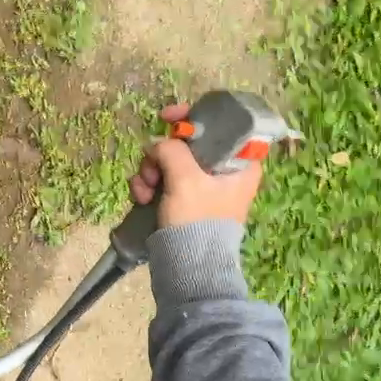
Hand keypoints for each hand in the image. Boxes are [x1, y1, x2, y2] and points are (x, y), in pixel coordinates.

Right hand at [129, 103, 264, 227]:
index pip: (221, 125)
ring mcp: (200, 187)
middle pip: (186, 144)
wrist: (188, 264)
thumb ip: (172, 150)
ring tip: (144, 191)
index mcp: (240, 163)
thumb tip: (158, 143)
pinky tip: (141, 199)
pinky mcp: (181, 201)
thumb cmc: (197, 219)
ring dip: (149, 172)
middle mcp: (222, 171)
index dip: (194, 116)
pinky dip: (147, 187)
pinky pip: (160, 181)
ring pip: (168, 162)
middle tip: (151, 166)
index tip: (168, 117)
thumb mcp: (186, 179)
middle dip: (161, 153)